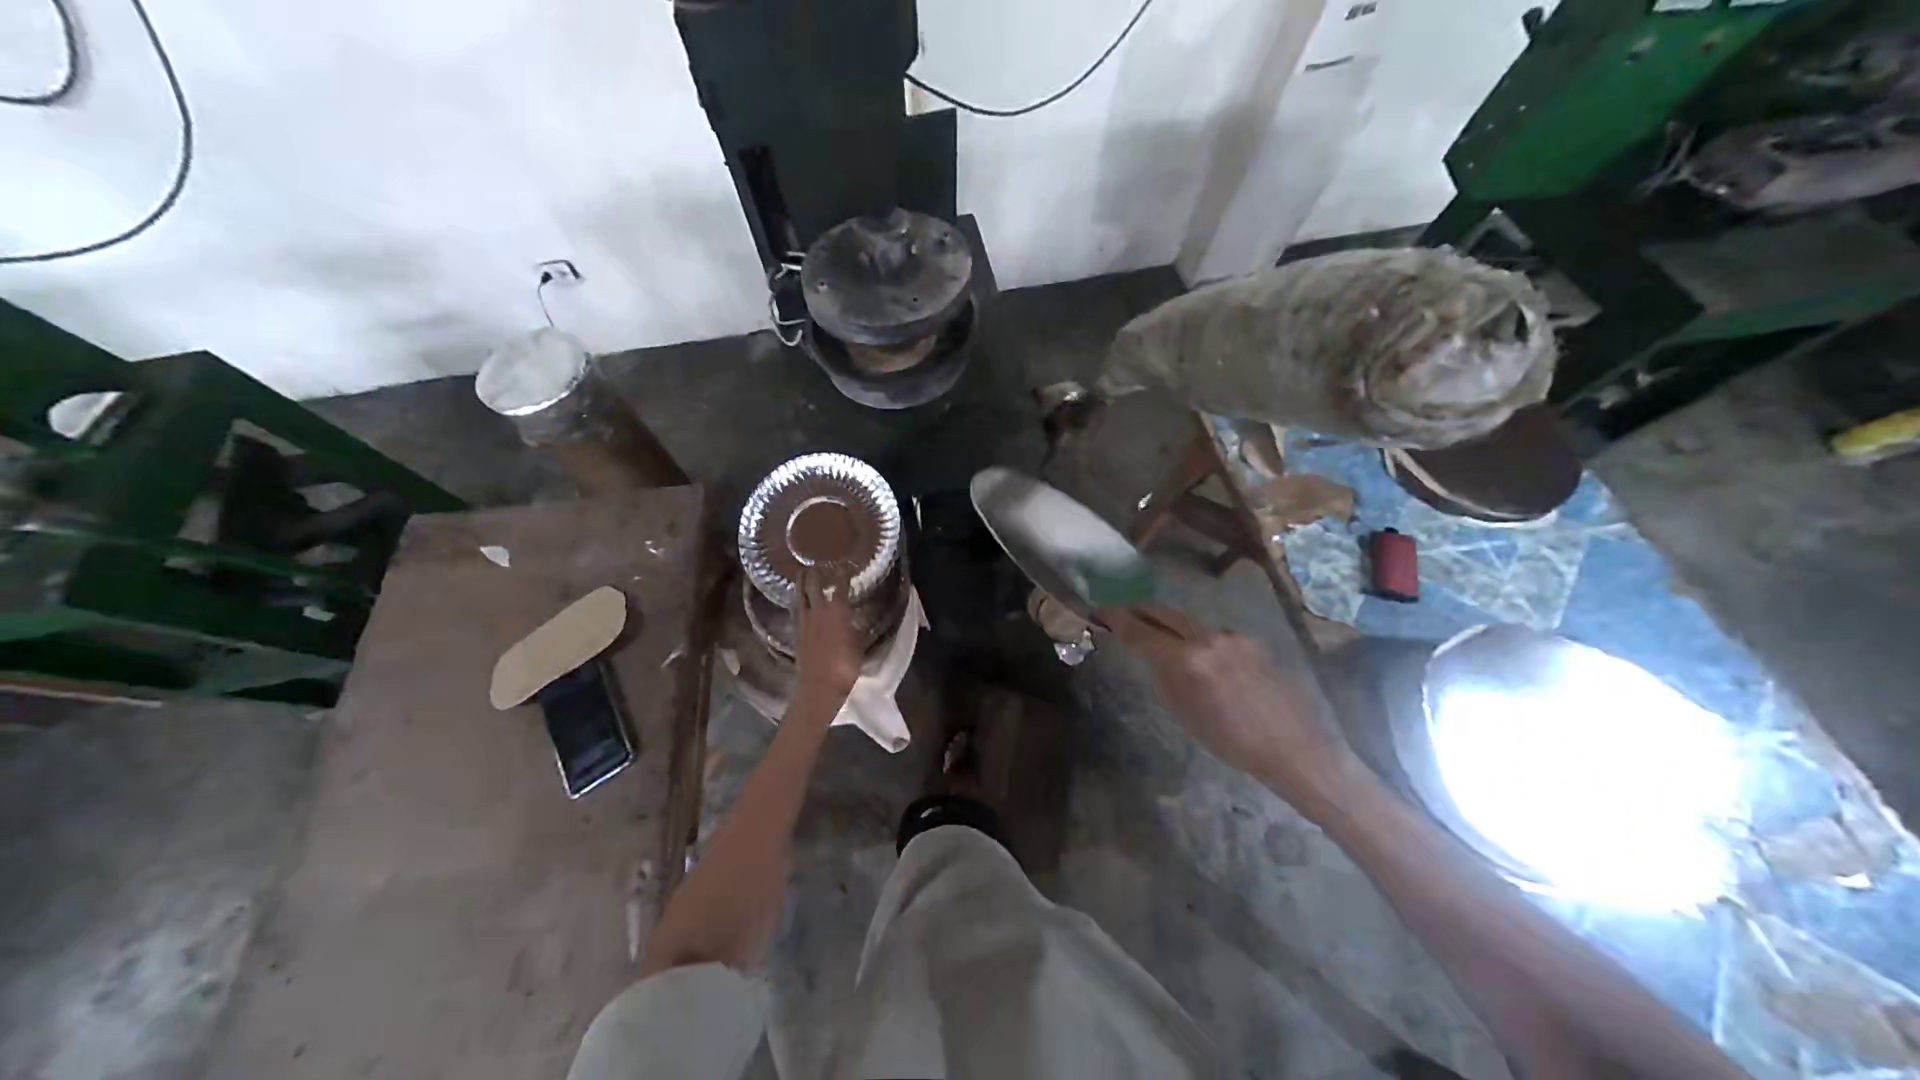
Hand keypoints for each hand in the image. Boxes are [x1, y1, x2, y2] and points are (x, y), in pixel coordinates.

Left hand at [795, 566, 861, 703]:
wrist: (818, 686)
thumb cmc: (845, 666)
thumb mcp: (860, 645)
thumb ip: (858, 628)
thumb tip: (857, 619)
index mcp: (838, 610)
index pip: (840, 583)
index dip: (843, 571)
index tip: (847, 563)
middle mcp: (818, 610)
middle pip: (814, 583)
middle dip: (817, 570)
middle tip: (819, 562)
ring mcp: (804, 620)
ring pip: (800, 593)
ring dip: (802, 580)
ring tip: (802, 571)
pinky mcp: (796, 631)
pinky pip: (796, 608)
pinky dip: (797, 598)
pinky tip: (798, 598)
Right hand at [1098, 605, 1360, 808]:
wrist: (1292, 747)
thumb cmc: (1231, 741)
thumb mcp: (1184, 712)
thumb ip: (1164, 676)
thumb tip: (1151, 655)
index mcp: (1186, 660)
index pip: (1141, 632)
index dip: (1117, 619)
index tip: (1101, 612)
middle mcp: (1208, 638)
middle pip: (1166, 614)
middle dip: (1142, 612)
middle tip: (1124, 614)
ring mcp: (1233, 636)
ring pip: (1191, 624)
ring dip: (1172, 628)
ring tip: (1162, 640)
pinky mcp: (1252, 642)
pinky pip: (1215, 635)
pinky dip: (1201, 642)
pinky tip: (1205, 662)